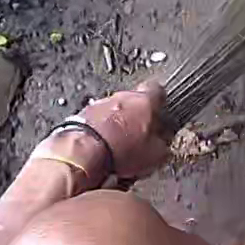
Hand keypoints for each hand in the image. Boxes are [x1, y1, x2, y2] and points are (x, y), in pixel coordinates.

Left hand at [32, 82, 170, 188]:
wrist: (82, 154)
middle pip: (134, 100)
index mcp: (144, 101)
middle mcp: (122, 97)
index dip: (160, 100)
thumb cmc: (119, 150)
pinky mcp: (80, 115)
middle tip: (140, 134)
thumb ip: (163, 144)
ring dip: (116, 123)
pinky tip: (102, 149)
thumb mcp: (156, 154)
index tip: (161, 110)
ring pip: (114, 110)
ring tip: (118, 146)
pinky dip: (100, 131)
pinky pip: (96, 121)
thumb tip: (163, 145)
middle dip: (137, 115)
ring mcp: (99, 104)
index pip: (157, 89)